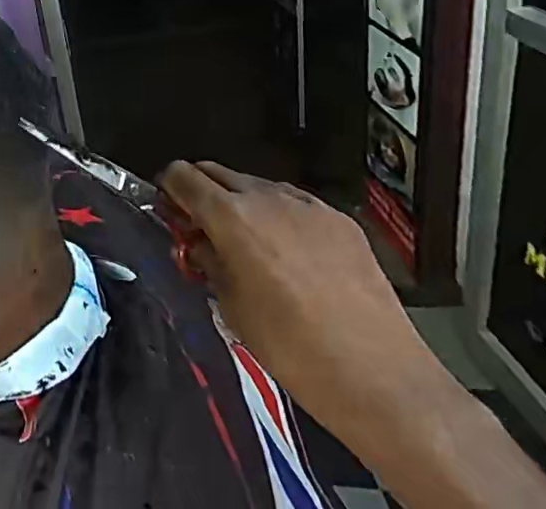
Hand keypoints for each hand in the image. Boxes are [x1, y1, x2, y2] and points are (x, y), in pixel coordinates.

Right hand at [156, 160, 447, 442]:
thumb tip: (198, 243)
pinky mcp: (341, 220)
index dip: (167, 187)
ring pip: (256, 185)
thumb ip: (208, 260)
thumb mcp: (230, 305)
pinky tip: (289, 254)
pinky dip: (279, 215)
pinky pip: (295, 203)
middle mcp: (267, 198)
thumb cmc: (292, 348)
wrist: (378, 375)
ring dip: (240, 202)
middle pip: (216, 171)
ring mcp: (308, 205)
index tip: (168, 208)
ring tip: (248, 243)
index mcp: (231, 216)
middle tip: (199, 226)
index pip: (182, 175)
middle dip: (201, 191)